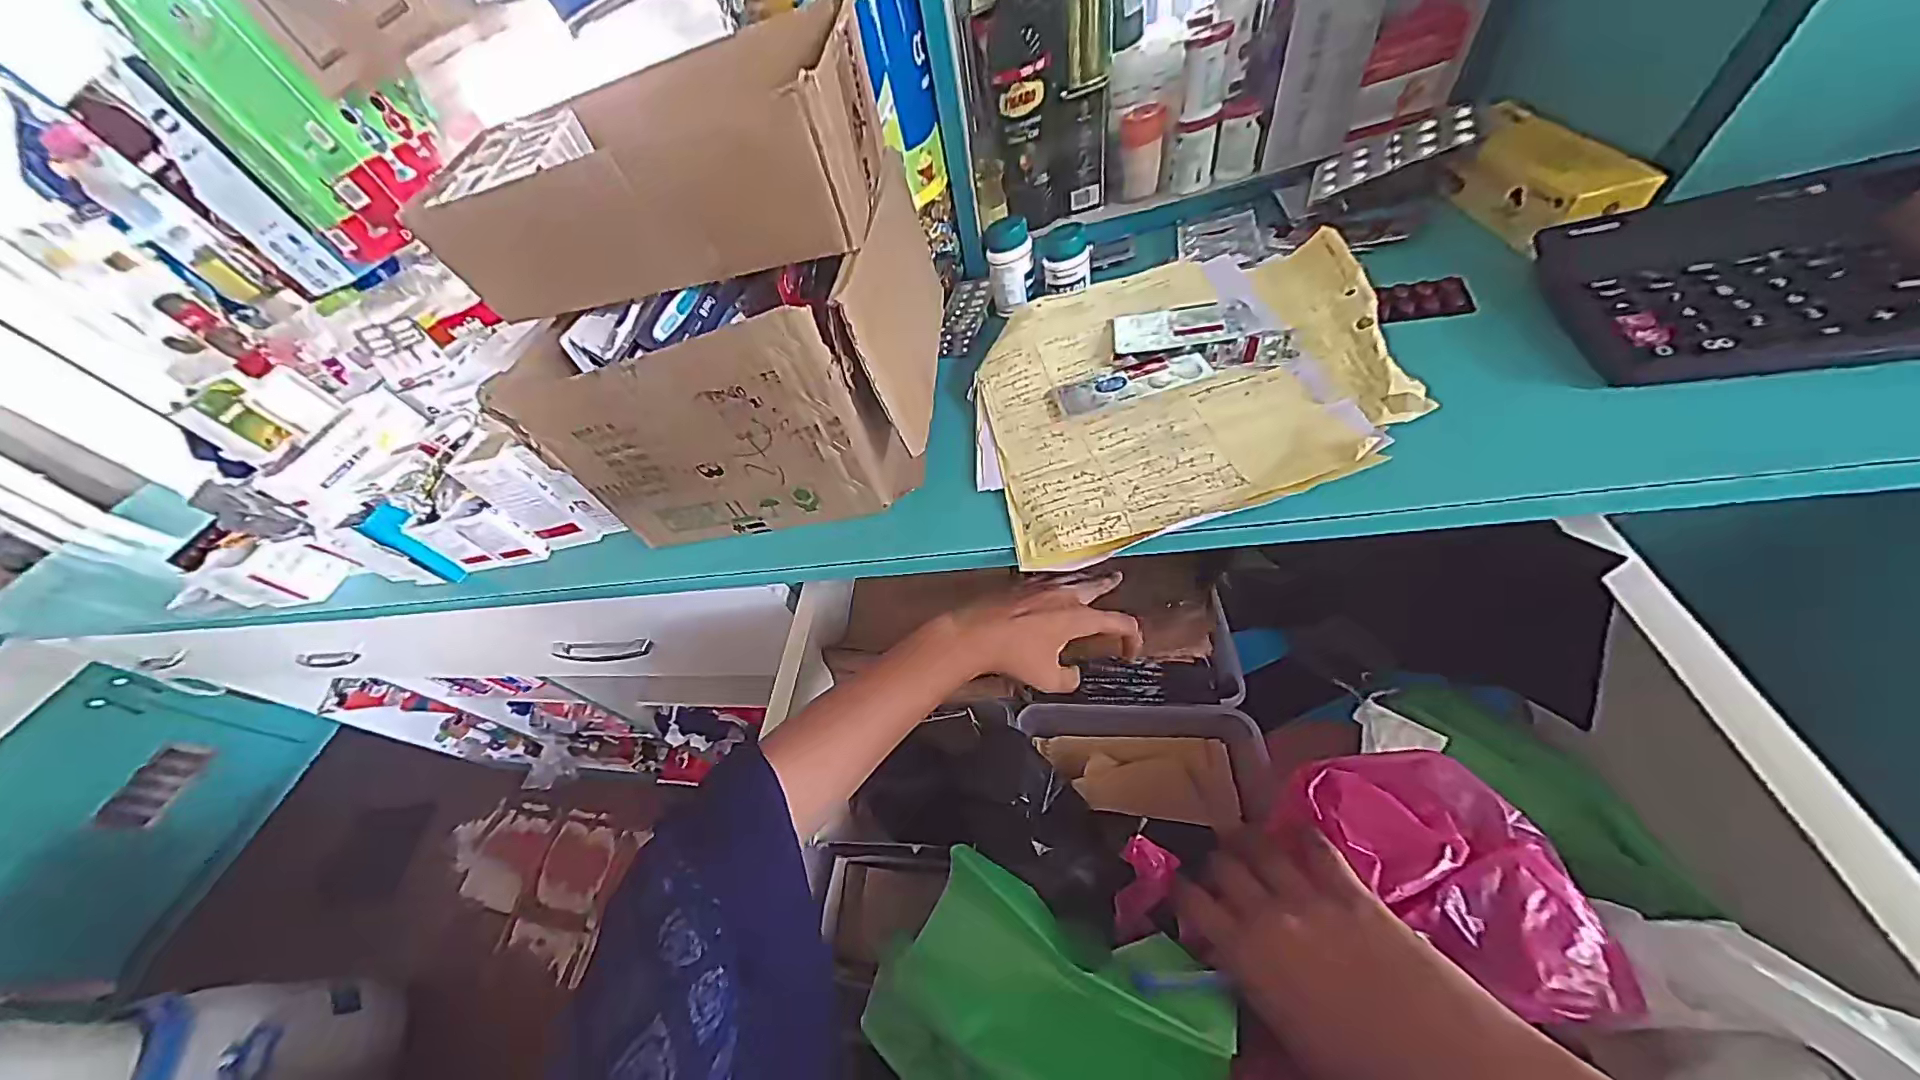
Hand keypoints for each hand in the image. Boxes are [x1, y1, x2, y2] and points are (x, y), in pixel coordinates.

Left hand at [914, 572, 1143, 692]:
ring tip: (1088, 577)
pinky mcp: (1020, 585)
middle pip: (1096, 585)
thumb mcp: (1046, 678)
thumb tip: (1072, 675)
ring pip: (1071, 577)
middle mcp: (1064, 595)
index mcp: (1078, 617)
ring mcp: (1041, 586)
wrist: (975, 633)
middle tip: (1116, 580)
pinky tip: (1049, 583)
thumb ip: (1067, 679)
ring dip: (1084, 578)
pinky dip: (1056, 579)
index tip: (1130, 650)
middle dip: (1109, 584)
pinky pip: (1047, 577)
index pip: (1120, 622)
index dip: (1132, 637)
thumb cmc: (1011, 654)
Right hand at [1178, 825, 1608, 1079]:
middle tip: (1212, 864)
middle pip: (1222, 865)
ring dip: (1245, 839)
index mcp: (1245, 955)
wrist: (1445, 1060)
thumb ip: (1252, 1016)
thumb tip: (1225, 1036)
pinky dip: (1300, 835)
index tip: (1182, 890)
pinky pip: (1316, 846)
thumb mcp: (1290, 1047)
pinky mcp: (1351, 889)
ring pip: (1259, 845)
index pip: (1192, 902)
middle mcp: (1267, 913)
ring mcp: (1310, 896)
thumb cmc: (1359, 1065)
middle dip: (1211, 861)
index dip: (1181, 890)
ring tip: (1241, 837)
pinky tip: (1296, 835)